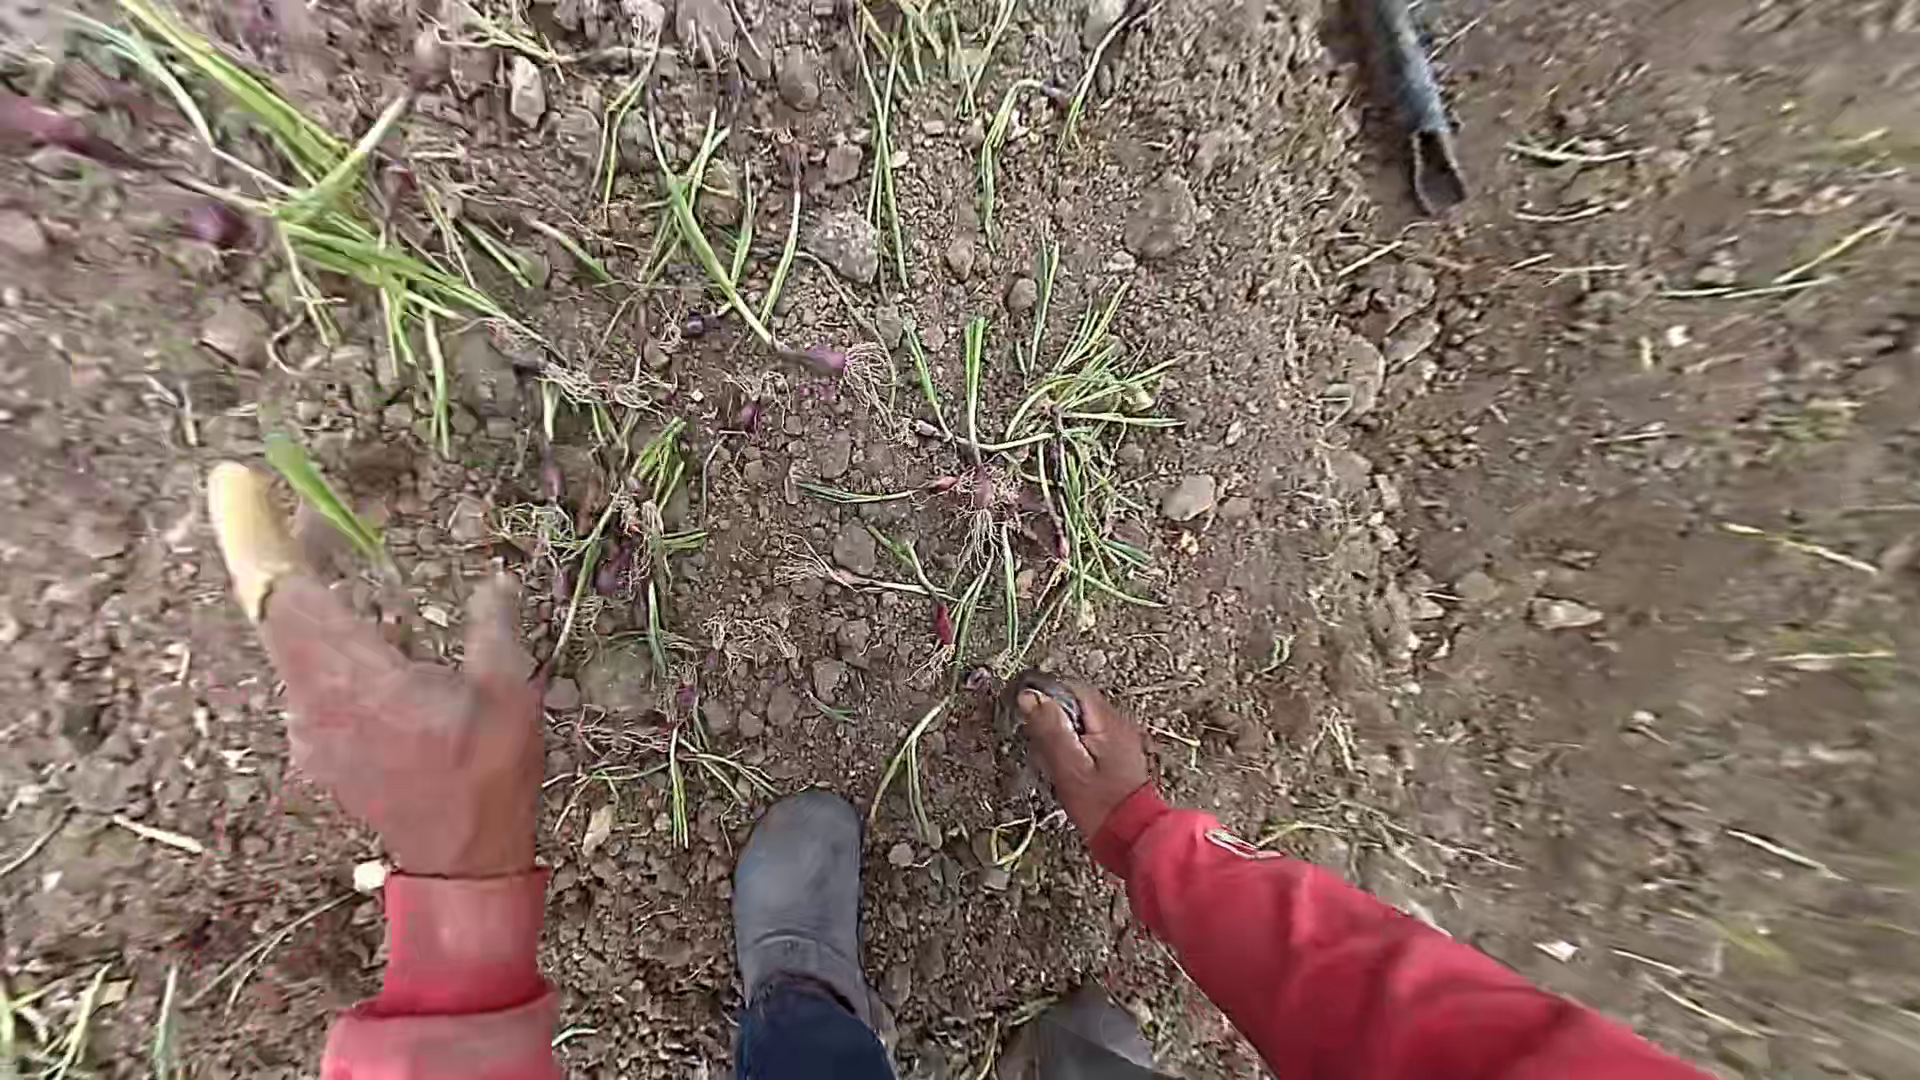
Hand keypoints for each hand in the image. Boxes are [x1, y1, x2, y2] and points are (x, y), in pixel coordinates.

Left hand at [208, 464, 542, 877]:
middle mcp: (315, 698)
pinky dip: (325, 636)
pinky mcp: (323, 742)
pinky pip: (310, 673)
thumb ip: (496, 627)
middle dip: (279, 555)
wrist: (460, 848)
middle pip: (276, 613)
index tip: (237, 479)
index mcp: (360, 678)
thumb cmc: (489, 765)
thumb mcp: (511, 688)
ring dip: (306, 597)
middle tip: (300, 512)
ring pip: (290, 644)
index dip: (257, 535)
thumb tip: (496, 577)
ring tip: (335, 563)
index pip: (289, 595)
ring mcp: (312, 724)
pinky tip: (368, 635)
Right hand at [1017, 678, 1151, 836]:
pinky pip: (1088, 737)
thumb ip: (1050, 729)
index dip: (1045, 695)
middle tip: (1039, 742)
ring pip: (1080, 721)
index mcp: (1106, 720)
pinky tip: (1068, 767)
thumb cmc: (1101, 805)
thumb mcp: (1069, 766)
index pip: (1070, 688)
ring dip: (1062, 732)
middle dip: (1052, 716)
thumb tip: (1029, 697)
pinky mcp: (1117, 754)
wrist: (1133, 838)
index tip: (1027, 711)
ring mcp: (1119, 738)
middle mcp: (1117, 723)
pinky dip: (1073, 746)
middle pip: (1075, 703)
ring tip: (1053, 759)